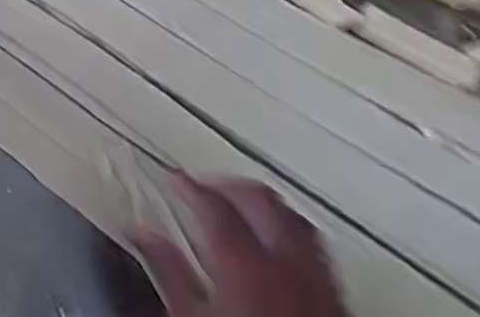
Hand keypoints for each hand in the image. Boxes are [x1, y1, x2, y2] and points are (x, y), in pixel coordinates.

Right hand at [134, 175, 345, 316]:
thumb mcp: (190, 313)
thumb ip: (167, 266)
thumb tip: (143, 234)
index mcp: (244, 259)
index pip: (211, 200)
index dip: (187, 183)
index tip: (174, 177)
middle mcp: (286, 263)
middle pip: (259, 196)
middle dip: (228, 182)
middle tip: (205, 184)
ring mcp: (318, 282)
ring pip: (295, 218)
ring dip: (266, 203)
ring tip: (244, 204)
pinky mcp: (337, 300)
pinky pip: (317, 249)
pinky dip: (294, 234)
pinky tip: (281, 245)